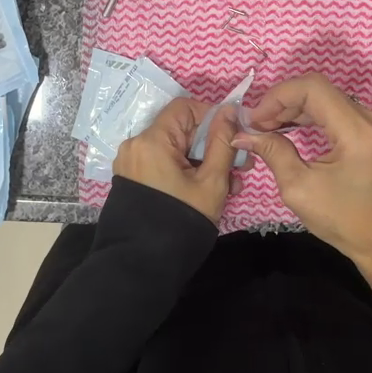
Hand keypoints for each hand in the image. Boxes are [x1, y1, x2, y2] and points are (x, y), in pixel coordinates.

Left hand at [114, 99, 238, 224]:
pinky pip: (163, 164)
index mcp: (152, 141)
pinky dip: (185, 171)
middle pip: (180, 129)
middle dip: (212, 144)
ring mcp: (131, 163)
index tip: (233, 135)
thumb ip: (222, 143)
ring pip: (174, 149)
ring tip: (229, 185)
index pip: (184, 107)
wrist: (144, 265)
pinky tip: (207, 191)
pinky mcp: (132, 179)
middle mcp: (136, 145)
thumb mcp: (211, 182)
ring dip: (202, 161)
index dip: (212, 115)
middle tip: (239, 166)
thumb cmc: (181, 220)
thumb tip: (230, 111)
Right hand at [234, 74, 371, 322]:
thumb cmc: (345, 221)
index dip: (278, 96)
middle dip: (283, 103)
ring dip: (295, 109)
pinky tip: (290, 130)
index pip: (312, 88)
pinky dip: (311, 117)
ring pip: (327, 99)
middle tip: (256, 126)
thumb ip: (273, 152)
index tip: (255, 120)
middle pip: (319, 90)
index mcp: (357, 131)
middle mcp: (371, 119)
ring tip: (268, 128)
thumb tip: (244, 134)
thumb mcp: (300, 189)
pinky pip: (338, 113)